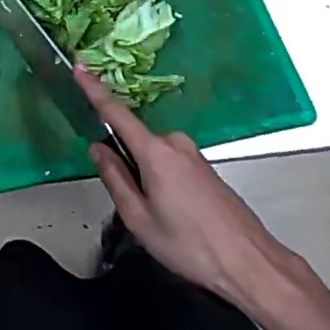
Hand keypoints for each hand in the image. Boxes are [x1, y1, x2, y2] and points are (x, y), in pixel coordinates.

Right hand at [80, 66, 327, 327]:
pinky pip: (169, 163)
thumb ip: (114, 177)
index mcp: (155, 152)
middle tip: (134, 208)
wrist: (249, 263)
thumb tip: (98, 148)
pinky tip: (176, 216)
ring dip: (145, 177)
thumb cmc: (190, 244)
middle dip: (125, 164)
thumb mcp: (138, 218)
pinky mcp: (204, 166)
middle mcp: (175, 142)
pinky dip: (161, 181)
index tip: (80, 67)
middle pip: (135, 140)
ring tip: (160, 220)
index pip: (116, 113)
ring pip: (152, 155)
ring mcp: (192, 153)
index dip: (94, 89)